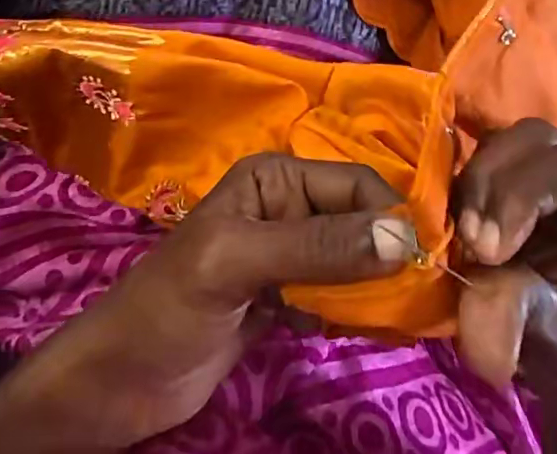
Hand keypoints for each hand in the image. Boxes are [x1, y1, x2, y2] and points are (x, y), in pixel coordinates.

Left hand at [0, 153, 415, 453]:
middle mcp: (288, 206)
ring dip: (382, 285)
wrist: (121, 378)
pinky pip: (339, 294)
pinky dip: (360, 310)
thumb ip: (315, 247)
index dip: (394, 216)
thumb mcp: (238, 263)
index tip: (436, 261)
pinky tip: (376, 329)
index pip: (354, 183)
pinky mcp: (288, 296)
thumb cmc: (169, 304)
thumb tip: (401, 236)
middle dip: (393, 253)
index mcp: (275, 178)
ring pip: (355, 259)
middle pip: (361, 220)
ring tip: (410, 317)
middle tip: (431, 298)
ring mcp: (289, 254)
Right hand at [452, 119, 556, 453]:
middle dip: (494, 180)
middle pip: (539, 142)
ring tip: (463, 234)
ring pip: (509, 143)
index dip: (520, 195)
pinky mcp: (525, 191)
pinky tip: (458, 222)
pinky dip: (465, 185)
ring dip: (475, 181)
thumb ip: (523, 312)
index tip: (486, 250)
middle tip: (470, 237)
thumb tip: (475, 281)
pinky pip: (489, 161)